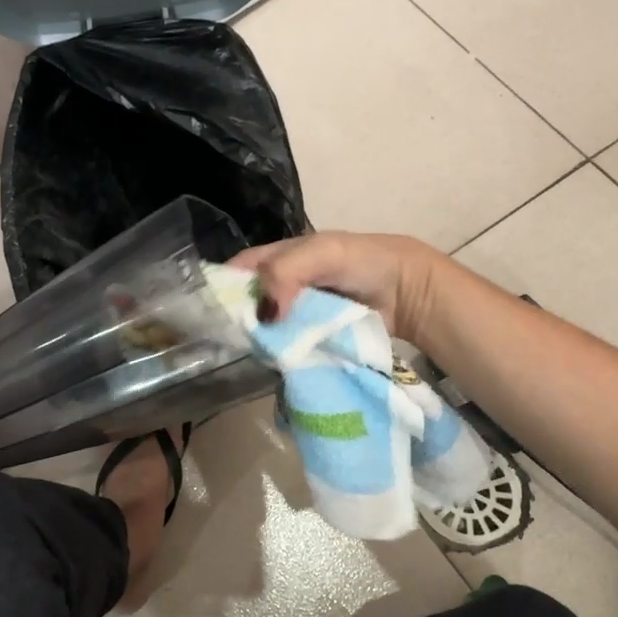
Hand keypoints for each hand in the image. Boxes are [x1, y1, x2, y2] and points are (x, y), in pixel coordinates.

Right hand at [230, 232, 444, 342]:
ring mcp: (296, 314)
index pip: (237, 271)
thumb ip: (283, 273)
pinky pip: (287, 345)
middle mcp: (280, 285)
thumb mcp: (320, 253)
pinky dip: (281, 353)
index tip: (208, 314)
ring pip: (265, 328)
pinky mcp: (311, 338)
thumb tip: (261, 315)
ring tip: (250, 357)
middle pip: (247, 303)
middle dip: (238, 320)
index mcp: (276, 258)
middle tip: (229, 343)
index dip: (221, 288)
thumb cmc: (361, 262)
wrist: (409, 291)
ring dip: (260, 341)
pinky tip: (274, 363)